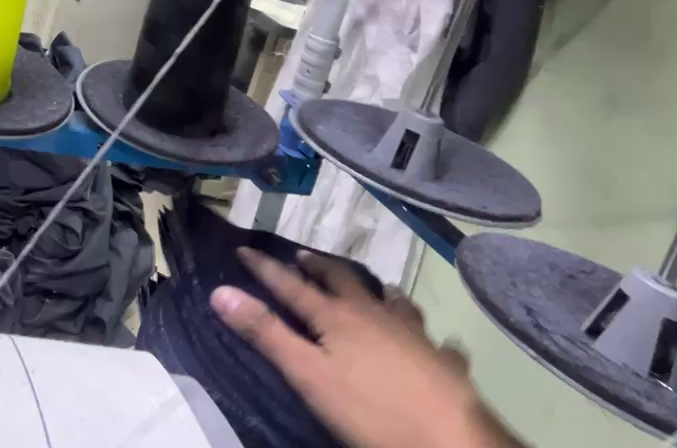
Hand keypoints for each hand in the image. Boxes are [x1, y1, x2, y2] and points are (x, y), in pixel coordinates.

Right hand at [210, 248, 524, 447]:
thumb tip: (221, 291)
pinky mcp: (444, 363)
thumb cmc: (373, 412)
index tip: (243, 248)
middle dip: (320, 267)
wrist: (455, 443)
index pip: (291, 285)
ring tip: (375, 288)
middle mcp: (374, 315)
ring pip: (392, 301)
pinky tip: (436, 342)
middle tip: (304, 257)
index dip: (265, 267)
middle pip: (342, 282)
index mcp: (336, 317)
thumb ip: (267, 333)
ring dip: (377, 291)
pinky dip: (429, 336)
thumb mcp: (309, 376)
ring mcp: (413, 335)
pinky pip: (436, 341)